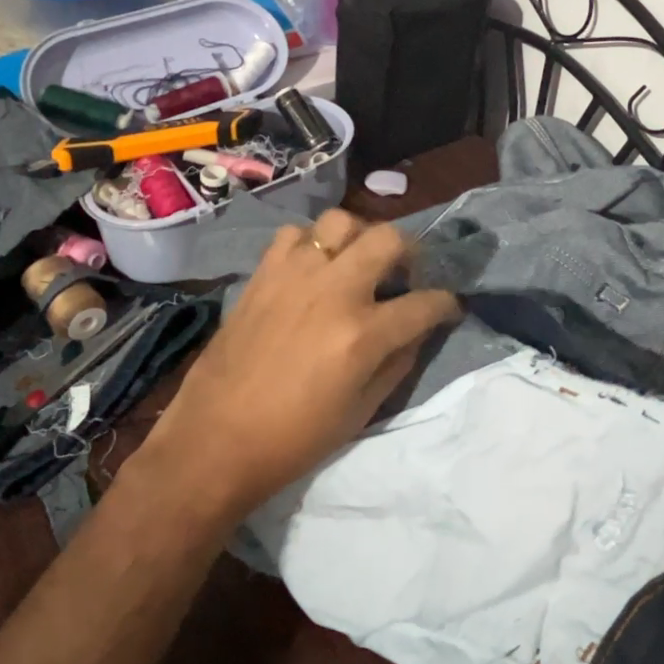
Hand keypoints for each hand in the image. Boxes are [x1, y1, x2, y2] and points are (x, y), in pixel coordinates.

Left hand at [142, 209, 460, 519]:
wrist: (215, 441)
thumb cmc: (294, 439)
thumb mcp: (362, 411)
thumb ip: (398, 363)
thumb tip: (418, 330)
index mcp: (363, 335)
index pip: (426, 303)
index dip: (447, 305)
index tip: (448, 309)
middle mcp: (333, 292)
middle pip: (389, 239)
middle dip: (411, 253)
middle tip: (405, 276)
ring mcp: (294, 276)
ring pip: (340, 222)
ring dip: (359, 238)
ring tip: (357, 264)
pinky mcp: (262, 274)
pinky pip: (294, 234)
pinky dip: (311, 245)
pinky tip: (312, 271)